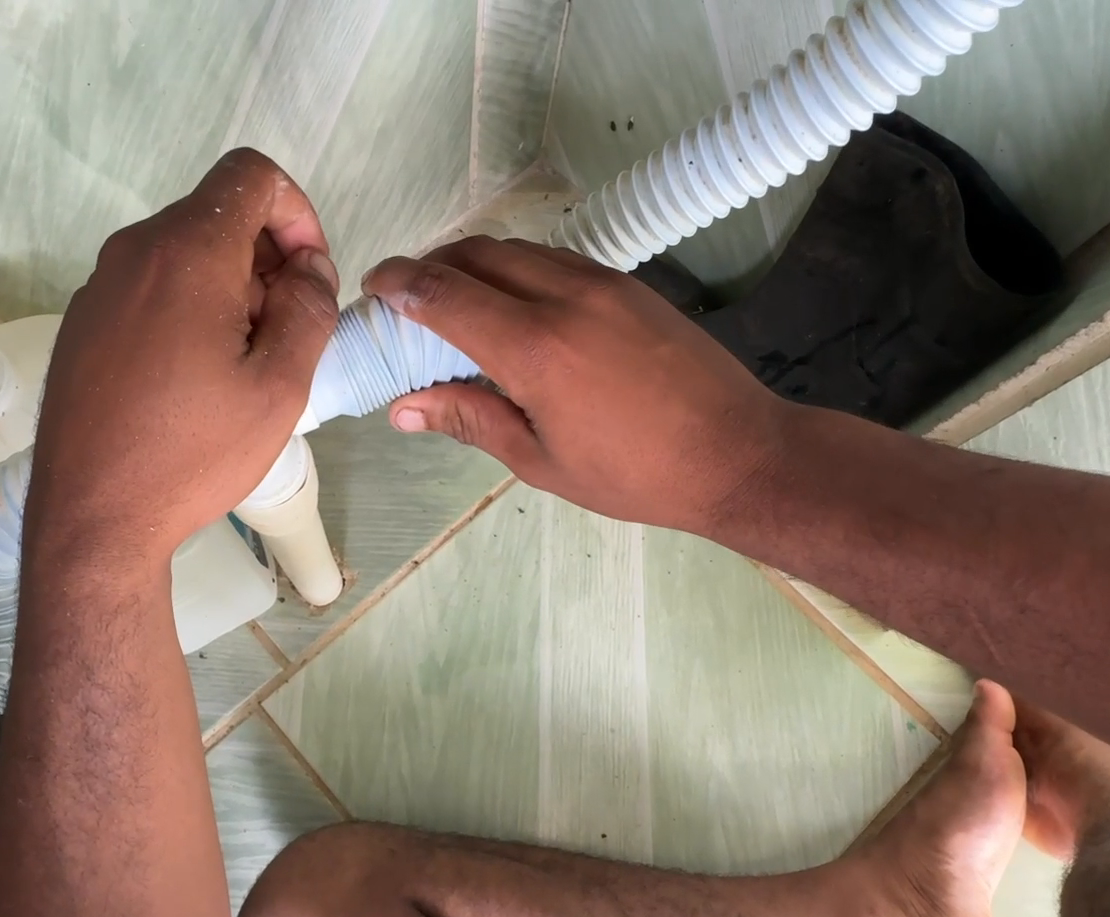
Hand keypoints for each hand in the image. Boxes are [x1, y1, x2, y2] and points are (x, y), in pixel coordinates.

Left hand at [24, 149, 339, 574]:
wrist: (93, 516)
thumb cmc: (195, 454)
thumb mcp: (279, 387)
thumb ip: (308, 311)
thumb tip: (308, 270)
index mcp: (188, 253)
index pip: (252, 175)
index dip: (297, 212)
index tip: (309, 278)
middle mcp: (134, 251)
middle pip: (219, 216)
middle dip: (269, 262)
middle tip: (285, 337)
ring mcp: (100, 287)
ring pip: (185, 255)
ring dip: (231, 291)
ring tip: (241, 368)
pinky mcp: (84, 323)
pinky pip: (151, 289)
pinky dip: (189, 310)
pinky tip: (194, 381)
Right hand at [363, 237, 786, 536]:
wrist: (737, 453)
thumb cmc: (632, 474)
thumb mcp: (540, 461)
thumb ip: (469, 421)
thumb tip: (402, 407)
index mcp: (535, 348)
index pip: (445, 294)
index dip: (399, 284)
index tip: (372, 286)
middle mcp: (565, 296)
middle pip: (476, 254)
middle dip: (430, 265)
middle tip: (408, 299)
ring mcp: (602, 282)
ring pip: (516, 249)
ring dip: (473, 263)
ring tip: (456, 301)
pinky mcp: (629, 284)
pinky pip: (554, 259)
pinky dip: (516, 269)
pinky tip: (514, 305)